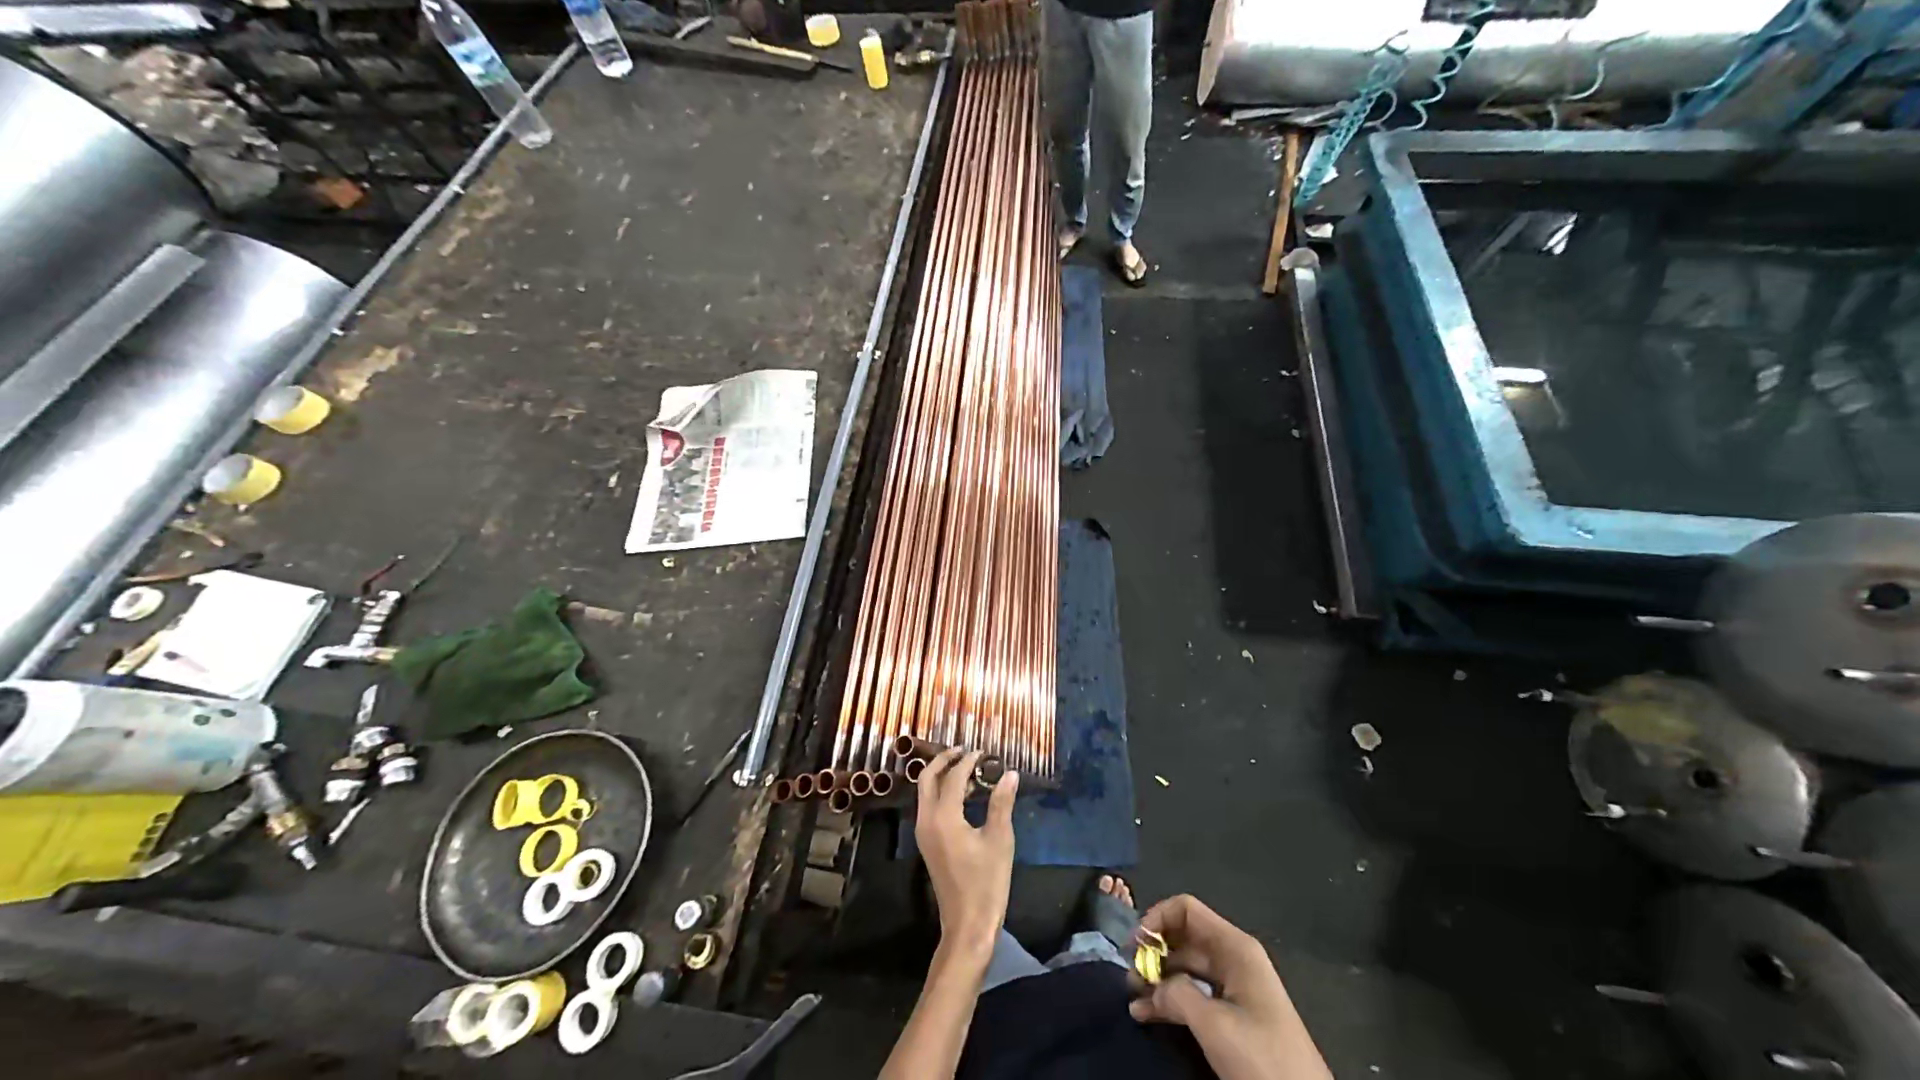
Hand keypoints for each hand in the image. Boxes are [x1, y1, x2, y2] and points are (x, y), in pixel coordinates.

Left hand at [916, 748, 1017, 956]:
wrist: (967, 923)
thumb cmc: (987, 882)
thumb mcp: (999, 839)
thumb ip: (1001, 802)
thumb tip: (1010, 773)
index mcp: (943, 816)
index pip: (954, 777)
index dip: (969, 761)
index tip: (985, 752)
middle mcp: (926, 819)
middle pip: (928, 778)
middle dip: (944, 761)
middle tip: (966, 751)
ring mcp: (923, 832)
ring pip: (926, 792)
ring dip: (942, 776)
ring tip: (969, 769)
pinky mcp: (926, 842)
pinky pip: (929, 806)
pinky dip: (941, 792)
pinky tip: (965, 795)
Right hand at [1130, 895, 1331, 1079]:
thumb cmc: (1263, 1058)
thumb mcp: (1214, 1024)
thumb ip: (1176, 994)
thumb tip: (1151, 985)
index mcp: (1235, 948)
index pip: (1186, 910)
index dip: (1156, 920)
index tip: (1134, 947)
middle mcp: (1232, 959)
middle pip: (1183, 938)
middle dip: (1152, 953)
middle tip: (1129, 978)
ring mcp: (1233, 987)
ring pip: (1184, 968)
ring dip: (1156, 979)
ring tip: (1133, 998)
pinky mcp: (1231, 1015)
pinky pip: (1193, 995)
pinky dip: (1169, 1000)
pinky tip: (1145, 1014)